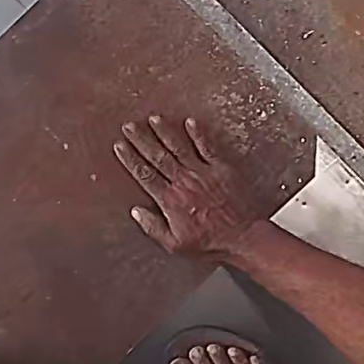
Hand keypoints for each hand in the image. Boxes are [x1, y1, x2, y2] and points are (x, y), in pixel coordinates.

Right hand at [113, 115, 265, 259]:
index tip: (120, 146)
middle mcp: (184, 182)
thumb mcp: (175, 244)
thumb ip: (153, 227)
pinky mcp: (222, 169)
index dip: (130, 159)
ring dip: (165, 132)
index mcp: (170, 200)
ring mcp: (203, 173)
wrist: (243, 236)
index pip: (144, 175)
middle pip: (157, 156)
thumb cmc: (211, 242)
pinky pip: (207, 147)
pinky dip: (198, 134)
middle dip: (141, 139)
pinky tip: (189, 122)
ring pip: (179, 147)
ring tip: (153, 119)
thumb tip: (136, 211)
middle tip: (129, 126)